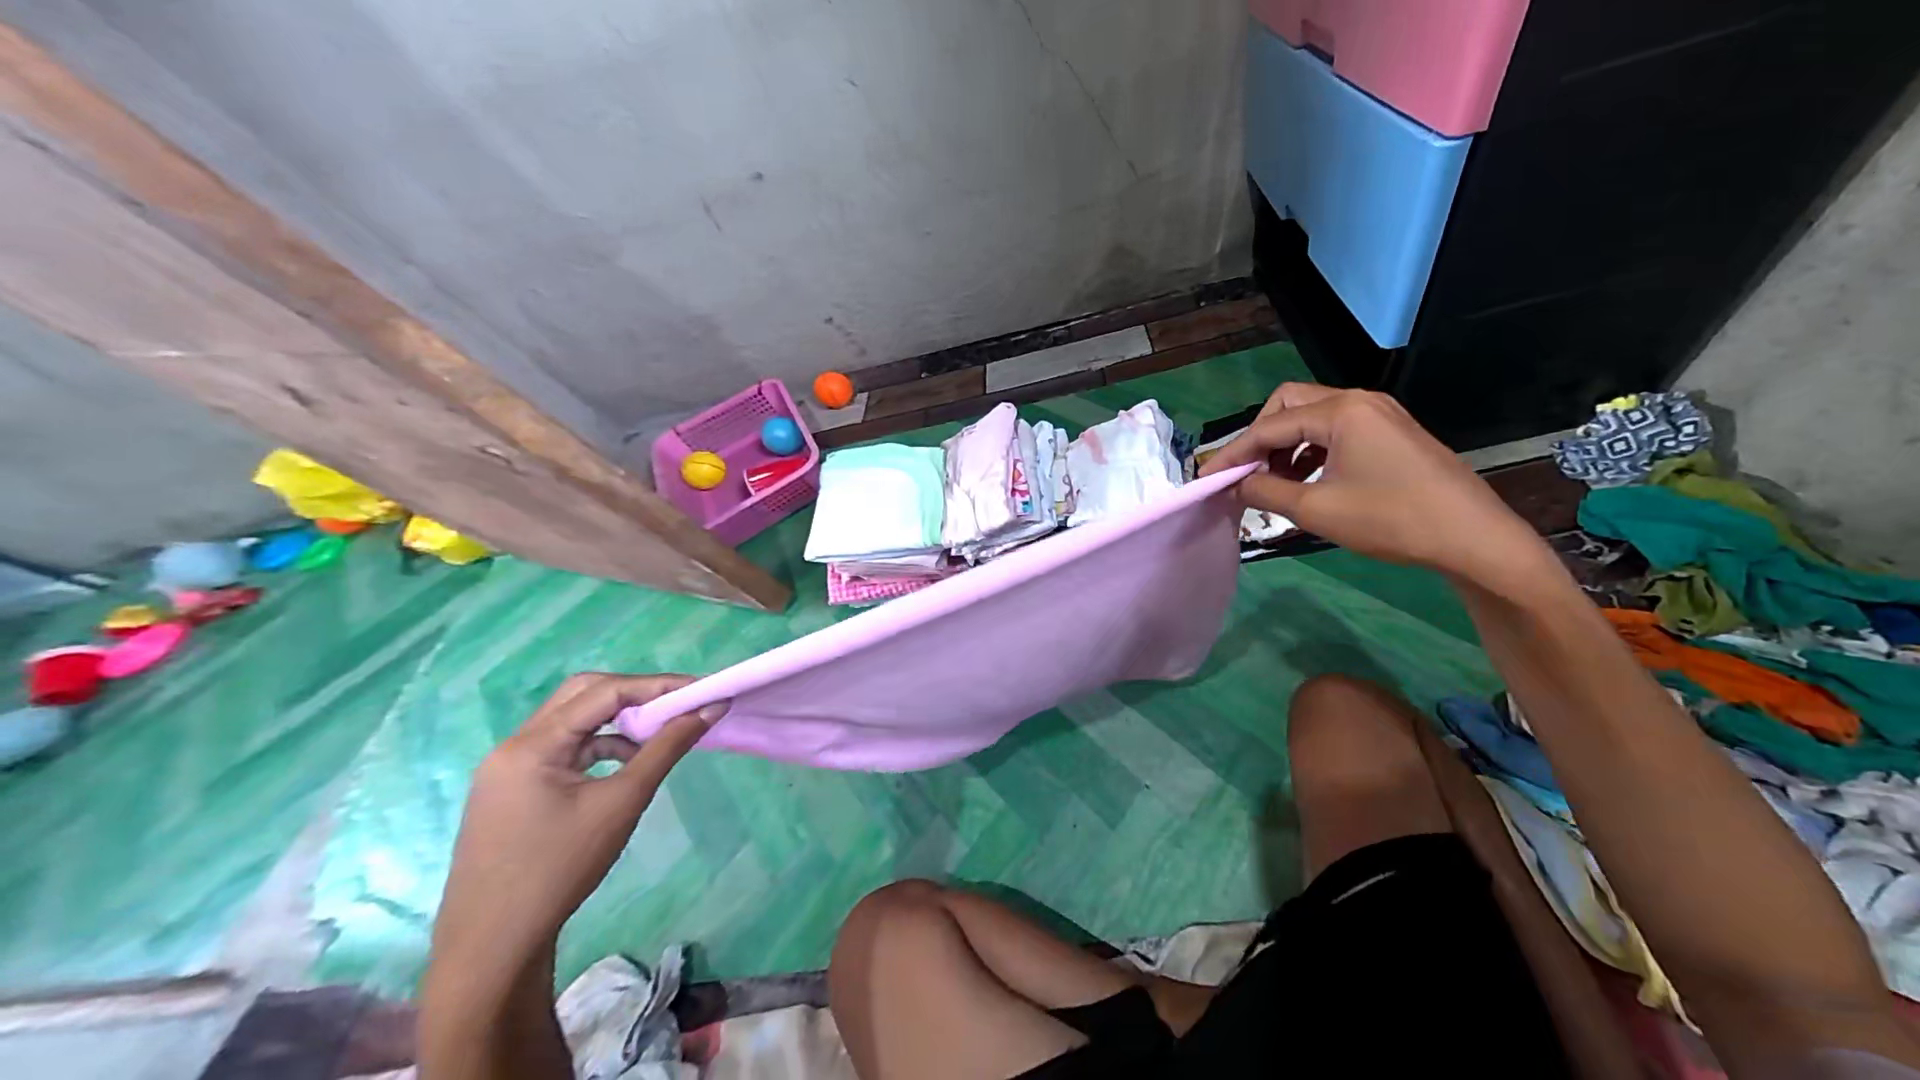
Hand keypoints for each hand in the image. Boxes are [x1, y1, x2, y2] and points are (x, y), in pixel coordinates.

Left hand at [429, 673, 726, 979]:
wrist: (493, 944)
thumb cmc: (560, 869)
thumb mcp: (622, 804)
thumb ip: (666, 749)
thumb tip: (709, 710)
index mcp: (532, 744)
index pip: (603, 692)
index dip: (656, 685)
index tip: (701, 689)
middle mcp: (514, 745)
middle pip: (581, 695)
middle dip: (633, 693)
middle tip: (677, 703)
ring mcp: (507, 768)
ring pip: (571, 722)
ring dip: (615, 720)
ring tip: (658, 732)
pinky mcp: (510, 789)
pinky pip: (562, 750)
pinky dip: (598, 746)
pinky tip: (625, 765)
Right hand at [1200, 384, 1551, 588]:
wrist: (1473, 538)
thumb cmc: (1390, 520)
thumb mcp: (1316, 509)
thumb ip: (1265, 491)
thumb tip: (1234, 486)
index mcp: (1341, 411)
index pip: (1269, 426)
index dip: (1233, 454)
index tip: (1207, 478)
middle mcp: (1359, 400)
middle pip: (1288, 404)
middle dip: (1259, 438)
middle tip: (1246, 473)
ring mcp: (1380, 414)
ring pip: (1312, 416)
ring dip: (1285, 444)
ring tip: (1273, 482)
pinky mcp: (1392, 432)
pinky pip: (1336, 429)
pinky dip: (1311, 450)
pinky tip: (1307, 480)